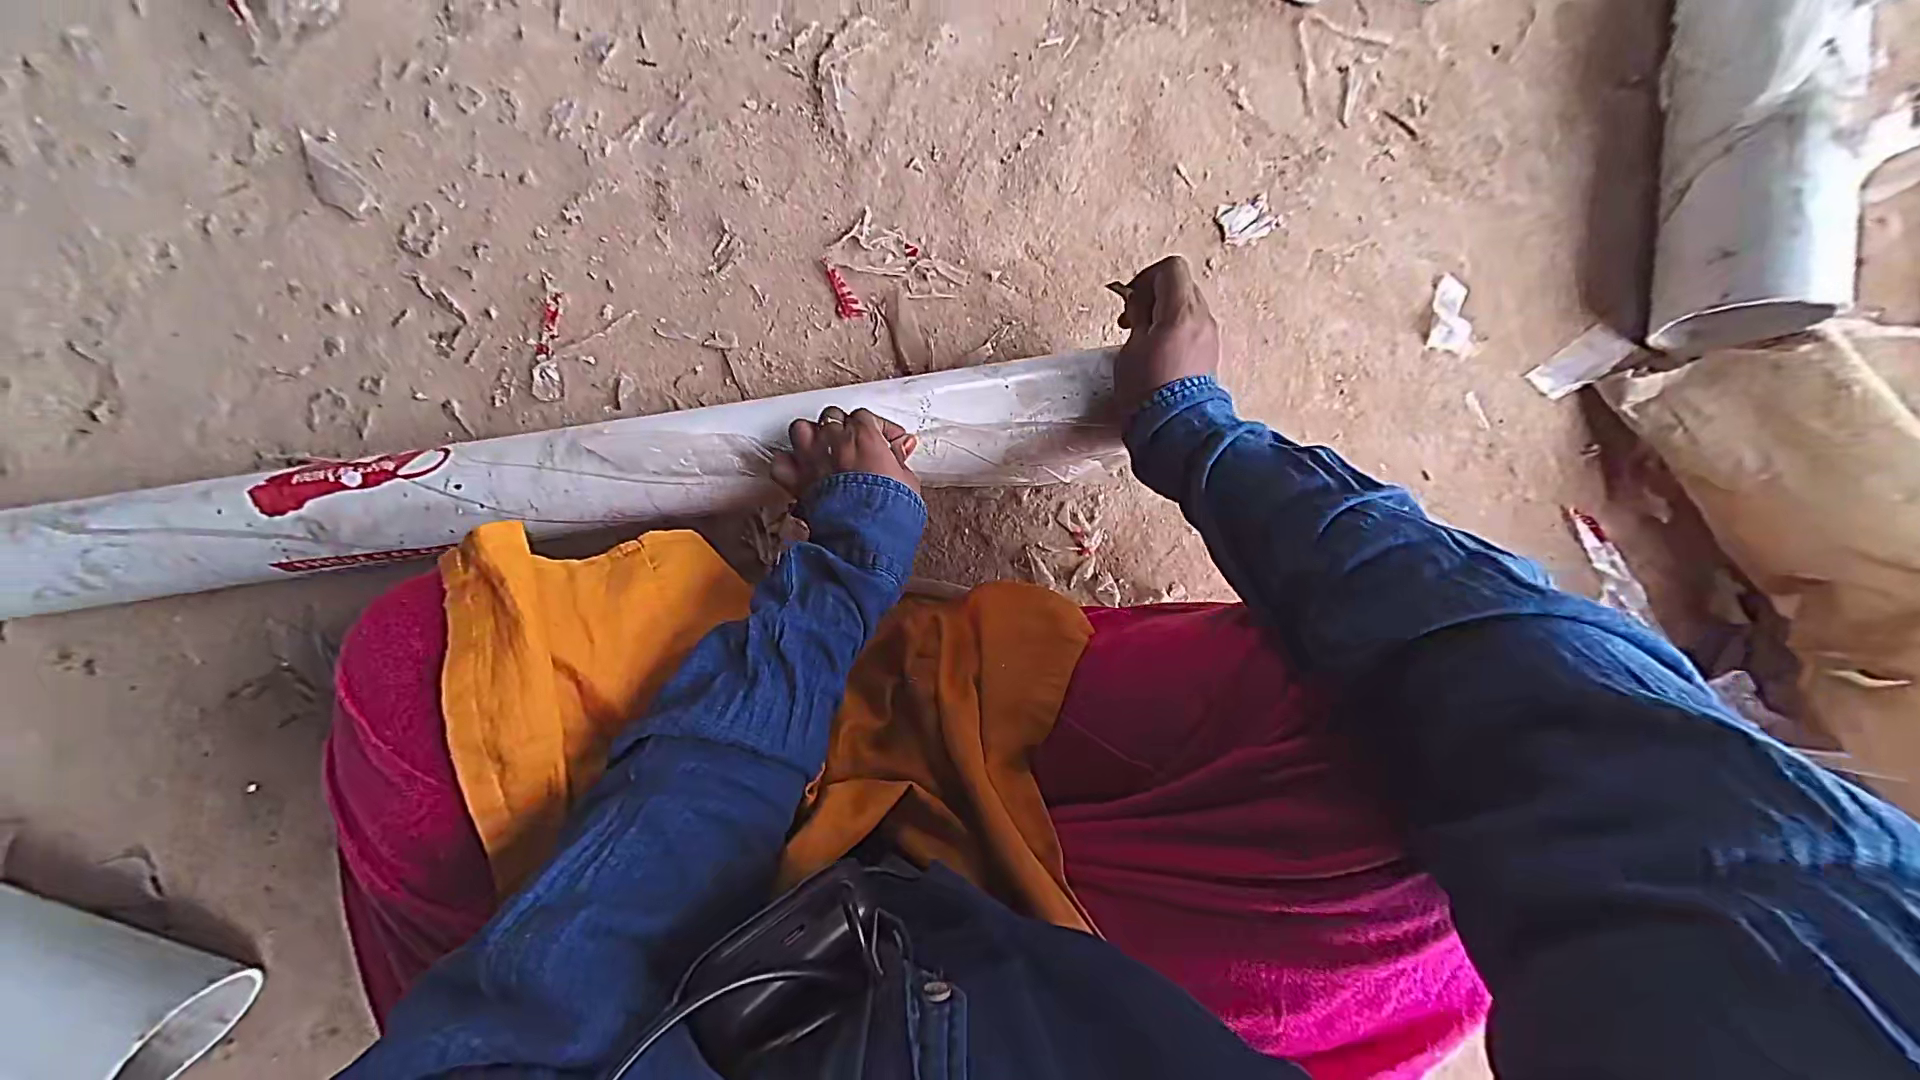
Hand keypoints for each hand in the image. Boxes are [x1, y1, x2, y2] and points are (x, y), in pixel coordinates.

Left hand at [771, 406, 920, 497]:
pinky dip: (788, 464)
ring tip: (823, 449)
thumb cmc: (888, 512)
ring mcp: (811, 459)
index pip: (865, 417)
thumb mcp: (907, 480)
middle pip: (832, 417)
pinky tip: (800, 470)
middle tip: (854, 444)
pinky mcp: (796, 482)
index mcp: (863, 436)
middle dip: (843, 429)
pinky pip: (781, 462)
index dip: (877, 428)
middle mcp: (833, 441)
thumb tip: (899, 451)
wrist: (867, 538)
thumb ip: (899, 459)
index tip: (886, 442)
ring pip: (801, 429)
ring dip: (812, 436)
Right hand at [1113, 255, 1220, 416]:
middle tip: (1134, 320)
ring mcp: (1210, 337)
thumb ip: (1139, 318)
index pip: (1170, 269)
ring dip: (1165, 315)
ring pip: (1187, 307)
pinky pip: (1193, 328)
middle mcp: (1202, 319)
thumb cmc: (1147, 392)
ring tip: (1145, 340)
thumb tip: (1141, 304)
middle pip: (1181, 286)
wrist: (1174, 427)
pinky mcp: (1210, 354)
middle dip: (1155, 297)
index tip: (1130, 300)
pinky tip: (1159, 353)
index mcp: (1181, 312)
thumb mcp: (1131, 349)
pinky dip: (1176, 330)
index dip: (1145, 279)